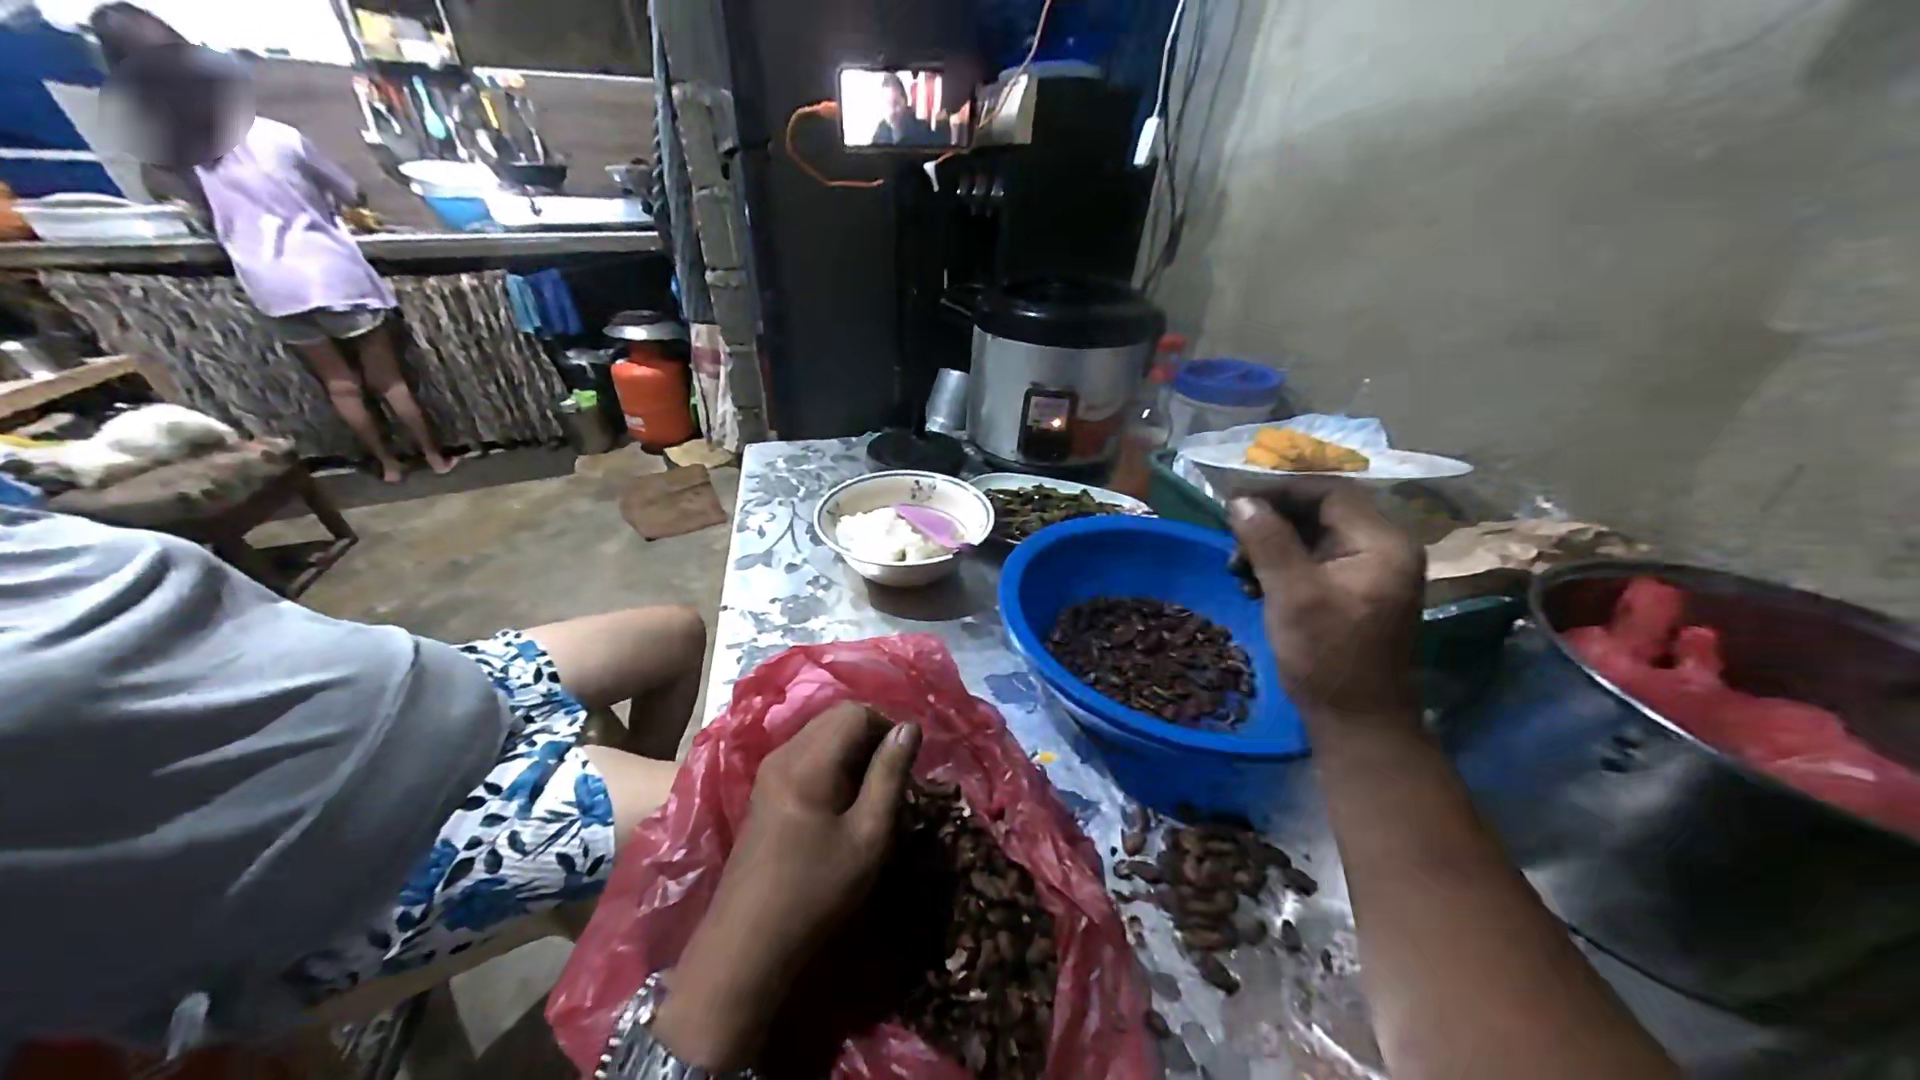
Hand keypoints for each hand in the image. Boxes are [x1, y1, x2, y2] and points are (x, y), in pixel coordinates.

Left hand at [652, 703, 920, 1069]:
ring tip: (872, 789)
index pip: (855, 711)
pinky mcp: (764, 789)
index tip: (907, 761)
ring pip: (820, 733)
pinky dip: (832, 761)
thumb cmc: (816, 892)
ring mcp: (768, 771)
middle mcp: (783, 753)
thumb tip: (908, 728)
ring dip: (852, 748)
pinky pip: (805, 753)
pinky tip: (842, 800)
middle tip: (893, 775)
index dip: (887, 726)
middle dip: (871, 735)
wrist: (746, 944)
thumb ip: (889, 775)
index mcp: (808, 761)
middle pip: (835, 717)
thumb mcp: (868, 836)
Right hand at [1229, 481, 1424, 722]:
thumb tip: (1240, 501)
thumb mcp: (1292, 594)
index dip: (1279, 491)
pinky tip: (1253, 585)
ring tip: (1237, 569)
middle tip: (1231, 540)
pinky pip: (1311, 561)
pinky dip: (1279, 566)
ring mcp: (1368, 571)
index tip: (1235, 502)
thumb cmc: (1327, 656)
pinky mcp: (1351, 591)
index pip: (1329, 492)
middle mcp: (1382, 549)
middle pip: (1319, 512)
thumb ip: (1267, 541)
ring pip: (1311, 537)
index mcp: (1382, 543)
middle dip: (1270, 522)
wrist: (1356, 720)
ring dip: (1269, 545)